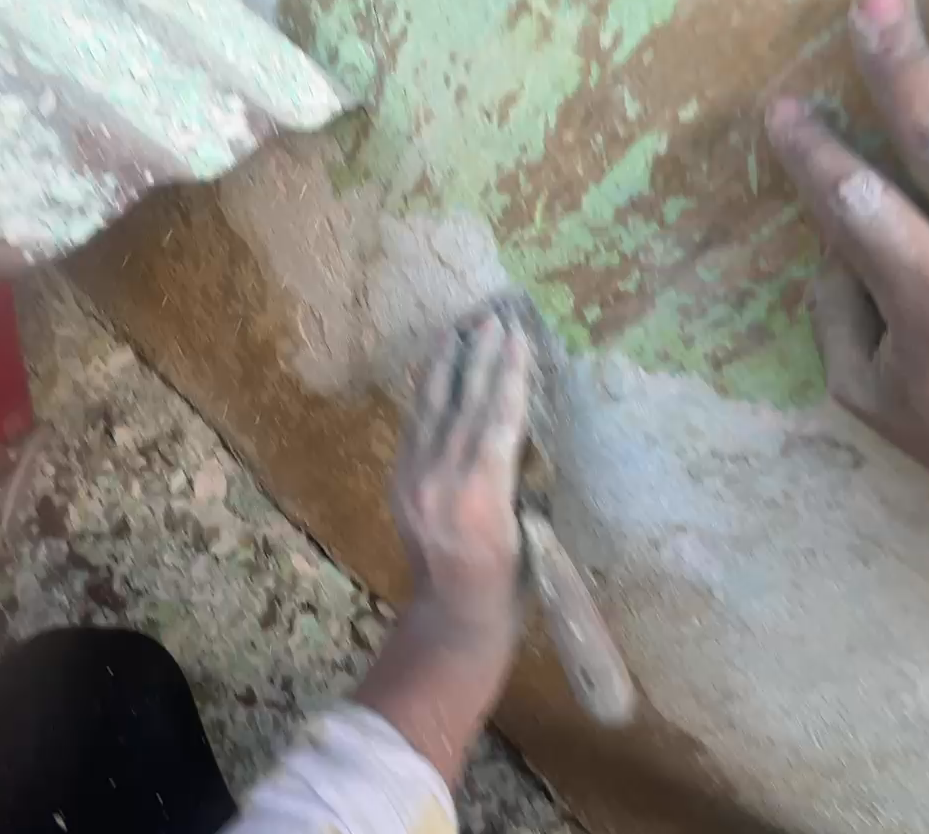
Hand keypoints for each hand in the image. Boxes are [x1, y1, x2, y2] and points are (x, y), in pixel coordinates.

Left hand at [391, 306, 532, 639]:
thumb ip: (514, 472)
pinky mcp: (399, 476)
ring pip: (432, 405)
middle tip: (492, 316)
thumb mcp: (529, 526)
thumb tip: (509, 421)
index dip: (510, 373)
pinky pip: (415, 423)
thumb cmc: (510, 579)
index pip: (499, 416)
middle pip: (464, 402)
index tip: (518, 336)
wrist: (452, 611)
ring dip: (448, 363)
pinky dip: (427, 391)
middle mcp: (442, 475)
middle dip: (480, 356)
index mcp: (483, 491)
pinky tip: (435, 368)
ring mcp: (414, 474)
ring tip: (459, 327)